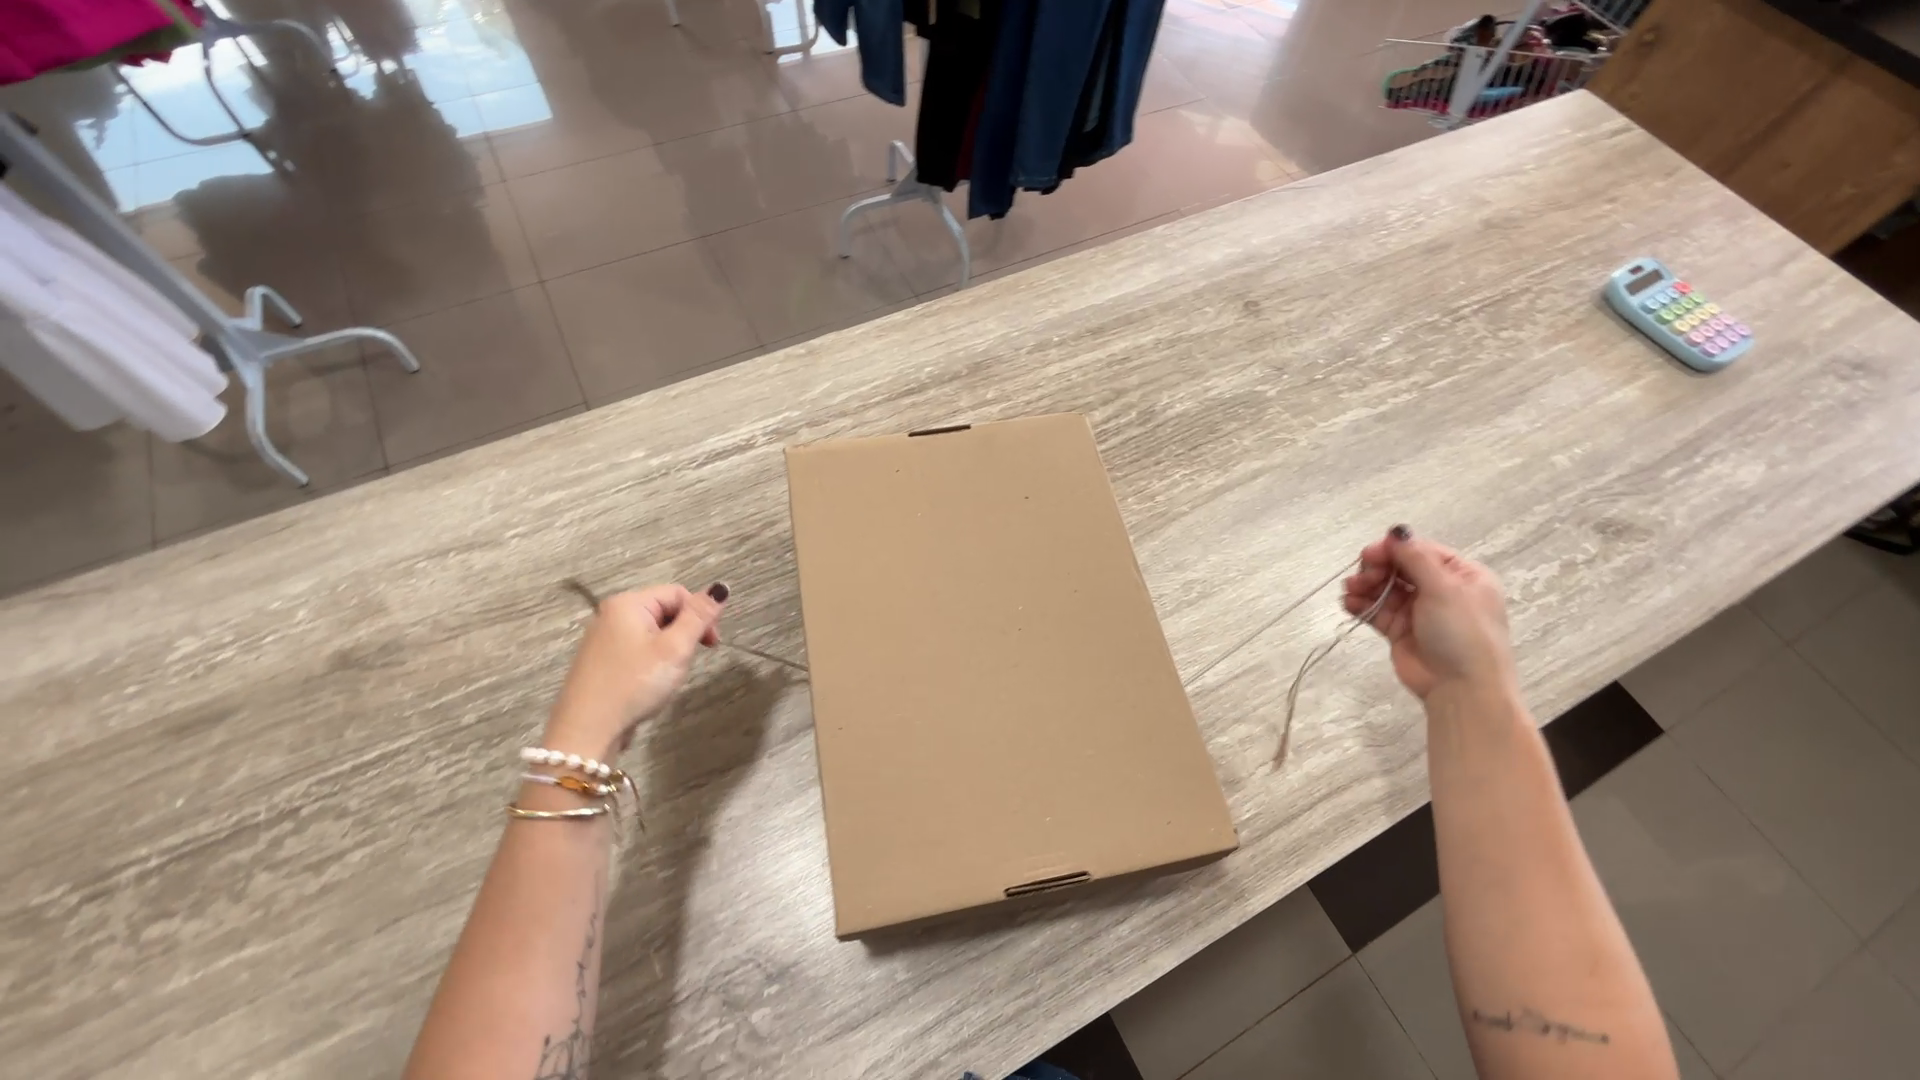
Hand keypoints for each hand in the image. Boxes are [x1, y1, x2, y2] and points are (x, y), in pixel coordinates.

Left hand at [543, 584, 727, 759]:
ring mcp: (602, 638)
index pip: (678, 593)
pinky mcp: (600, 661)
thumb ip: (699, 617)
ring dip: (670, 649)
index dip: (701, 615)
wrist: (587, 730)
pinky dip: (651, 661)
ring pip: (651, 632)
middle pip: (663, 610)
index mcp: (628, 604)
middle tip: (688, 662)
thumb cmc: (635, 684)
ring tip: (669, 676)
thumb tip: (720, 587)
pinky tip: (650, 683)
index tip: (712, 645)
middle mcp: (611, 614)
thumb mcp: (674, 649)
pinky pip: (636, 649)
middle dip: (684, 633)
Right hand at [1343, 529, 1514, 701]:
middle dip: (1377, 568)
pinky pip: (1376, 611)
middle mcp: (1440, 590)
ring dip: (1365, 586)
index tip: (1369, 555)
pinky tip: (1349, 604)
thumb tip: (1396, 530)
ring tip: (1351, 592)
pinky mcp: (1399, 631)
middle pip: (1399, 568)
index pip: (1421, 552)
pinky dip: (1361, 605)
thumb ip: (1416, 558)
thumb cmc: (1462, 633)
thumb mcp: (1444, 589)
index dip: (1394, 550)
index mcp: (1462, 575)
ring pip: (1384, 588)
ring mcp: (1419, 612)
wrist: (1462, 688)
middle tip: (1362, 577)